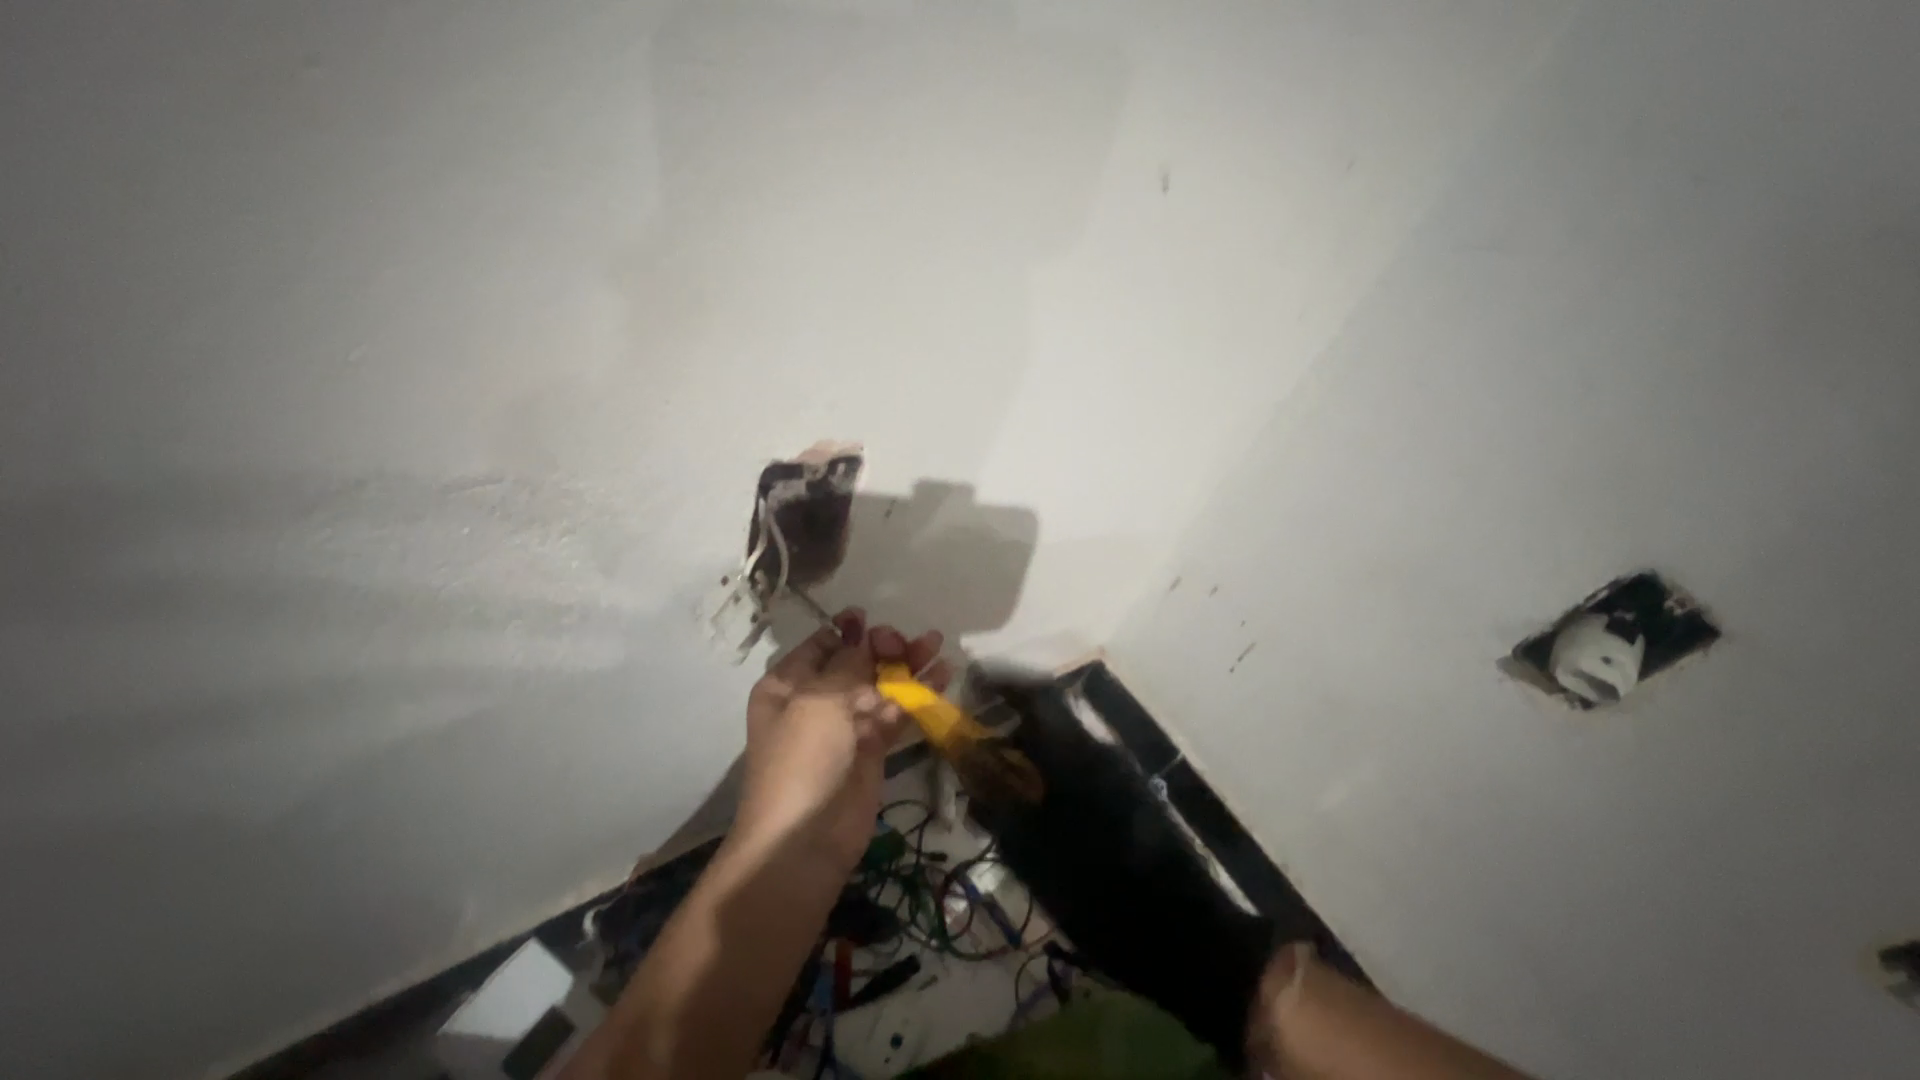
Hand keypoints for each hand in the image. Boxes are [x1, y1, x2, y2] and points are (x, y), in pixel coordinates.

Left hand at [733, 608, 951, 871]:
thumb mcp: (819, 702)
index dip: (849, 630)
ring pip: (880, 687)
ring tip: (936, 645)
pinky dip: (917, 696)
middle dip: (883, 648)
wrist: (804, 839)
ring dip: (907, 667)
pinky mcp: (872, 750)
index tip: (873, 620)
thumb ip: (848, 665)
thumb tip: (862, 634)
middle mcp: (815, 701)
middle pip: (855, 663)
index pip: (821, 645)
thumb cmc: (802, 759)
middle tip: (909, 642)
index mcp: (788, 685)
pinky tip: (941, 677)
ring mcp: (845, 727)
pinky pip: (896, 715)